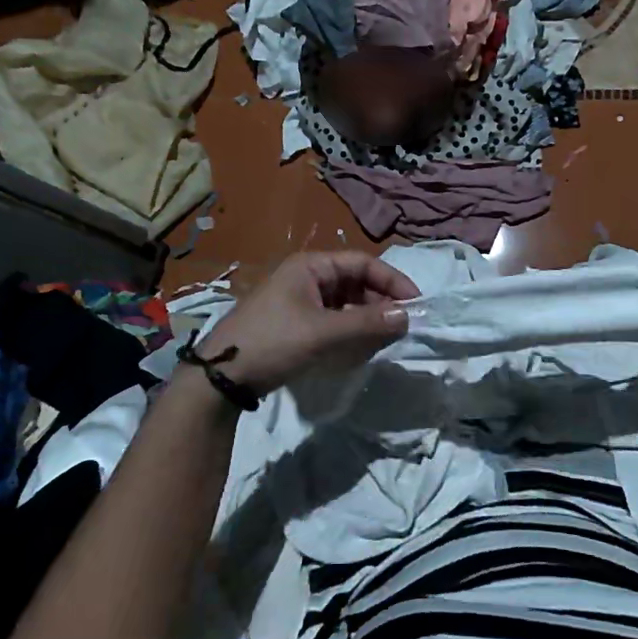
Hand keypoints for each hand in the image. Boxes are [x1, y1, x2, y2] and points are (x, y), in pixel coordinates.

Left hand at [194, 252, 419, 395]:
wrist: (222, 376)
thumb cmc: (274, 342)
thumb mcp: (324, 332)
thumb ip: (367, 323)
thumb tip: (407, 316)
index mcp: (311, 267)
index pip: (363, 263)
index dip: (392, 280)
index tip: (415, 303)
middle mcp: (307, 277)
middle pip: (356, 282)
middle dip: (380, 302)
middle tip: (400, 326)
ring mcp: (300, 301)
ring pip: (347, 303)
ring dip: (367, 318)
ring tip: (383, 339)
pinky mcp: (296, 323)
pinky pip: (334, 319)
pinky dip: (351, 330)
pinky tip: (359, 348)